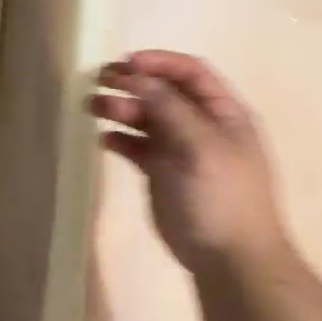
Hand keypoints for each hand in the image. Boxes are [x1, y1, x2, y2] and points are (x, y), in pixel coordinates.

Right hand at [88, 50, 293, 277]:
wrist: (229, 257)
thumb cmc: (222, 196)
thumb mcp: (201, 146)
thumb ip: (170, 108)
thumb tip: (136, 76)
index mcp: (224, 114)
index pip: (191, 73)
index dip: (159, 62)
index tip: (125, 63)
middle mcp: (202, 126)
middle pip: (164, 92)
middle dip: (133, 82)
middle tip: (98, 80)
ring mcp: (181, 150)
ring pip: (146, 117)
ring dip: (120, 108)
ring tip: (92, 107)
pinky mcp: (162, 173)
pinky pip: (137, 146)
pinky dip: (119, 138)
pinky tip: (103, 139)